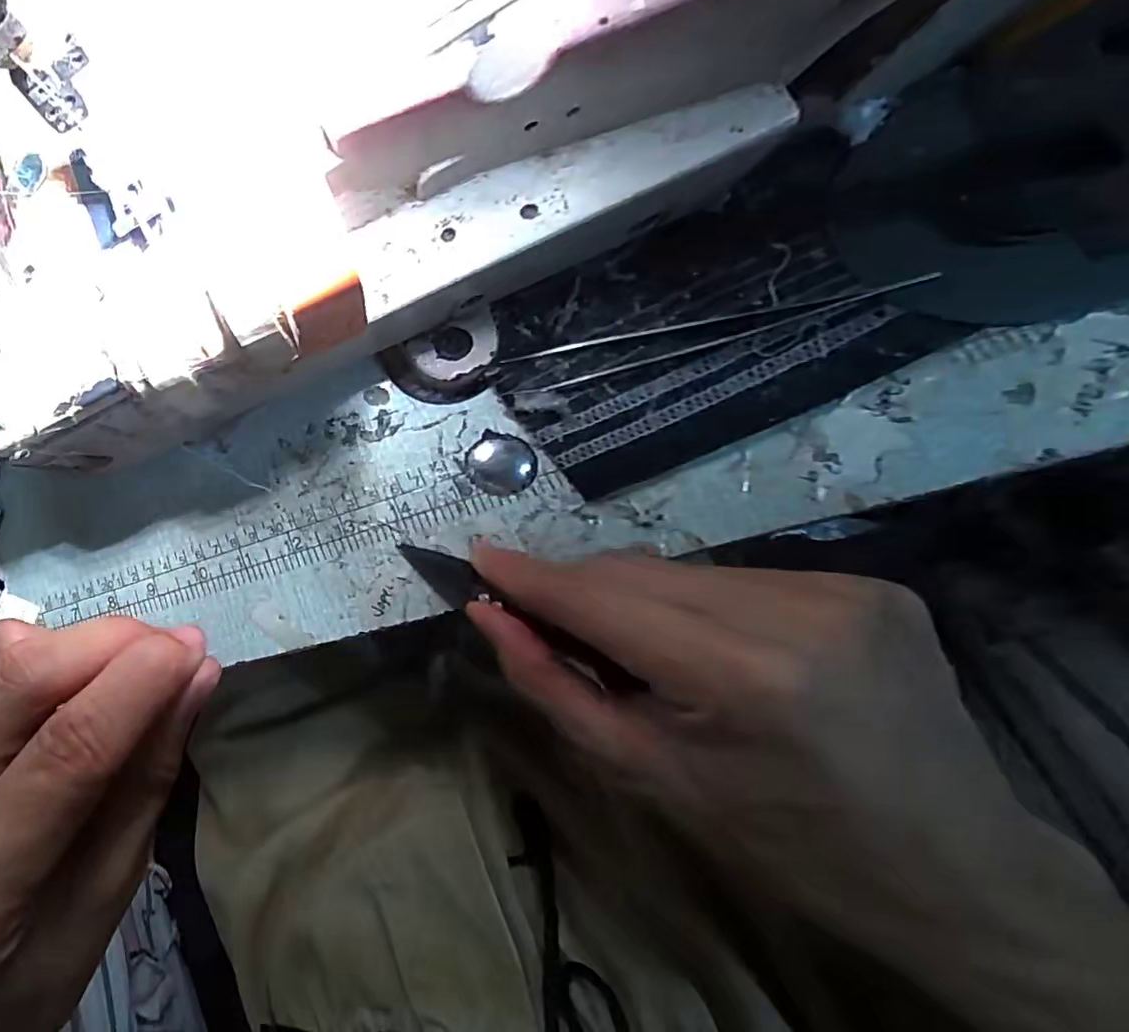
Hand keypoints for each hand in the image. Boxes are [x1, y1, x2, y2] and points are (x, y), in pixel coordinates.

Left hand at [0, 616, 219, 1031]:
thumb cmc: (27, 980)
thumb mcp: (105, 902)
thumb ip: (146, 781)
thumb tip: (193, 677)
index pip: (64, 754)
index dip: (136, 686)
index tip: (192, 648)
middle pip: (12, 682)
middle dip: (104, 645)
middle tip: (163, 648)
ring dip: (67, 643)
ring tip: (115, 667)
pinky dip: (23, 652)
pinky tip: (52, 681)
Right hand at [466, 544, 1128, 1031]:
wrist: (953, 874)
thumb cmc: (769, 836)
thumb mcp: (637, 768)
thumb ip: (549, 681)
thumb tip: (487, 613)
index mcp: (741, 674)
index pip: (600, 599)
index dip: (530, 576)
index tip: (475, 555)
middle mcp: (797, 612)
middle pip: (632, 573)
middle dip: (572, 589)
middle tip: (534, 617)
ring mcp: (842, 589)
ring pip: (674, 569)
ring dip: (627, 596)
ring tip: (630, 648)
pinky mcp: (866, 584)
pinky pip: (726, 576)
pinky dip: (685, 600)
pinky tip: (699, 644)